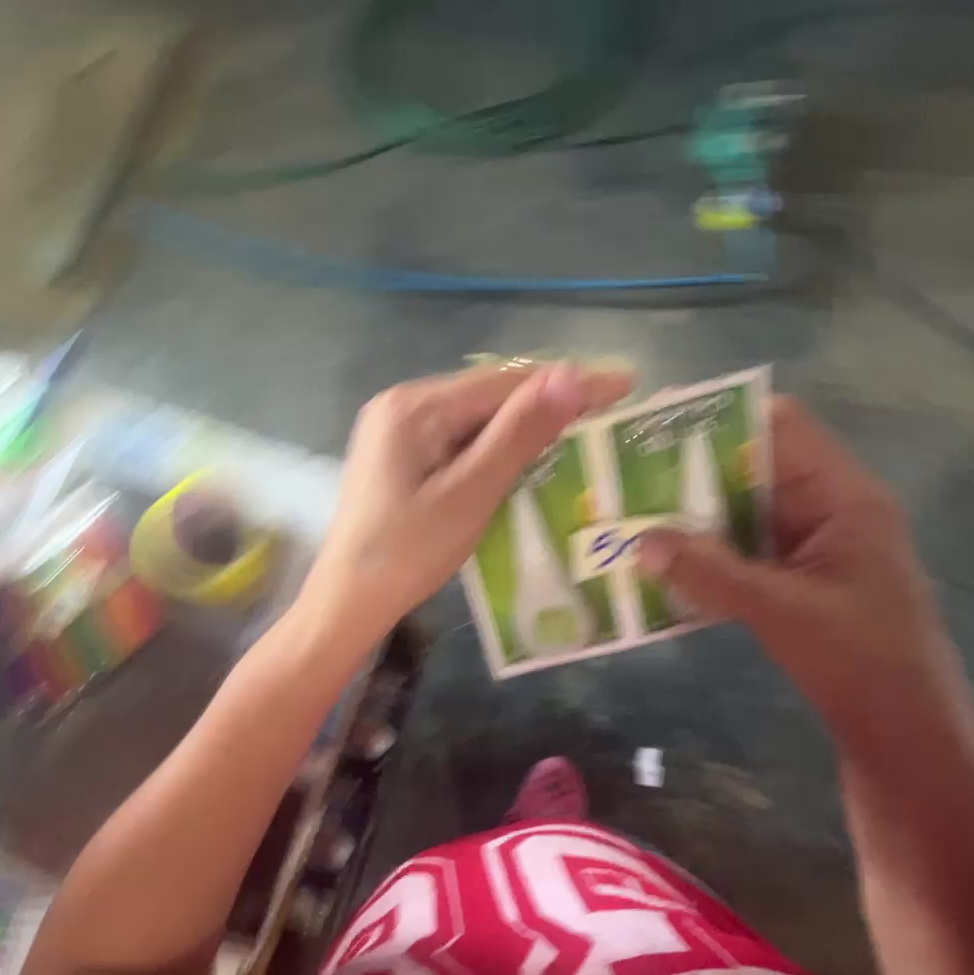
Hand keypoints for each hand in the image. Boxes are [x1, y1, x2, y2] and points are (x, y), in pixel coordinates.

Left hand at [301, 362, 633, 643]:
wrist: (348, 600)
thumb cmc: (407, 553)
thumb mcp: (470, 494)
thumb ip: (519, 434)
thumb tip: (572, 374)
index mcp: (413, 406)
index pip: (505, 381)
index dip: (567, 382)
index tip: (625, 385)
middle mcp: (400, 405)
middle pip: (487, 395)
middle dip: (546, 404)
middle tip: (609, 415)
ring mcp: (394, 431)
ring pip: (473, 418)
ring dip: (522, 428)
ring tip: (580, 436)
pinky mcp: (396, 457)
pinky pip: (455, 440)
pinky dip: (492, 449)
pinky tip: (524, 463)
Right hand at [636, 398, 965, 727]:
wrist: (902, 730)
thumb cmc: (861, 662)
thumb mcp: (780, 613)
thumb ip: (709, 573)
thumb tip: (640, 540)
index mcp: (844, 497)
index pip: (782, 427)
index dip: (720, 416)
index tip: (655, 421)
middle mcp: (827, 507)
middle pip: (752, 464)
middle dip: (689, 466)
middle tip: (624, 470)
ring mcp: (809, 541)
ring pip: (739, 506)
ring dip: (689, 510)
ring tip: (627, 509)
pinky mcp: (792, 573)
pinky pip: (738, 544)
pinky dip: (700, 546)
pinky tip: (656, 556)